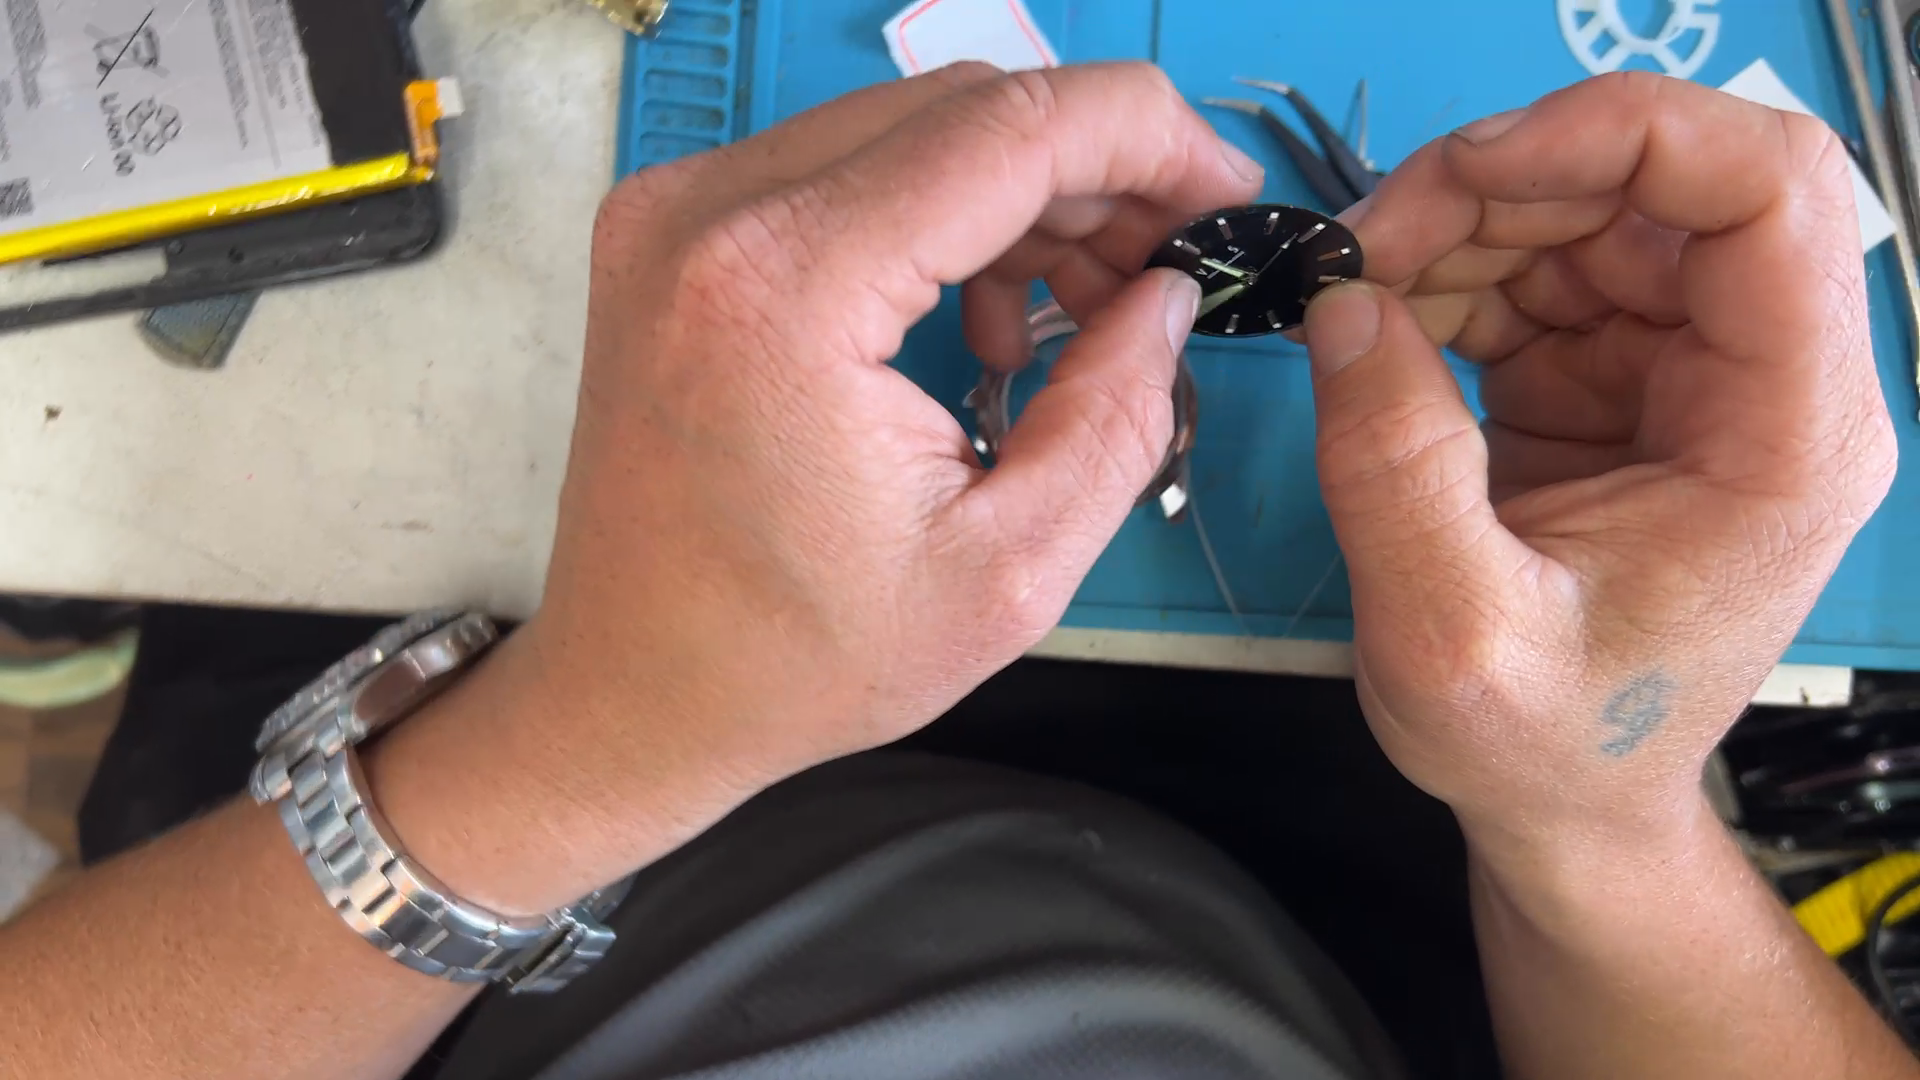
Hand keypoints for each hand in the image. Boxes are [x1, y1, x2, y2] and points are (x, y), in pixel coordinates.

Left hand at [417, 63, 1257, 899]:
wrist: (637, 692)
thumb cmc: (802, 661)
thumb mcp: (1006, 573)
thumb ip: (1115, 421)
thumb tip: (1163, 300)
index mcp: (789, 289)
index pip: (1012, 131)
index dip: (1148, 139)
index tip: (1221, 191)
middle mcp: (711, 215)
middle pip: (960, 115)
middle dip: (1092, 177)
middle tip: (1158, 270)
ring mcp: (676, 218)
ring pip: (906, 139)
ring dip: (1019, 206)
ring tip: (1074, 316)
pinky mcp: (674, 245)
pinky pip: (846, 184)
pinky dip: (939, 228)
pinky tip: (976, 325)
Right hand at [1301, 74, 1896, 855]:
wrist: (1553, 798)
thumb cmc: (1527, 738)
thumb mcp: (1445, 623)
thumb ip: (1391, 467)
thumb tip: (1339, 308)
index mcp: (1775, 434)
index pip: (1762, 197)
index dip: (1613, 140)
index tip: (1445, 177)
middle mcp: (1740, 383)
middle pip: (1646, 199)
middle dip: (1487, 197)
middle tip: (1348, 257)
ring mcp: (1662, 385)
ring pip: (1574, 233)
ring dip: (1449, 242)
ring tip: (1345, 302)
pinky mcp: (1590, 398)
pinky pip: (1521, 293)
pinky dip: (1436, 292)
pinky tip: (1373, 333)